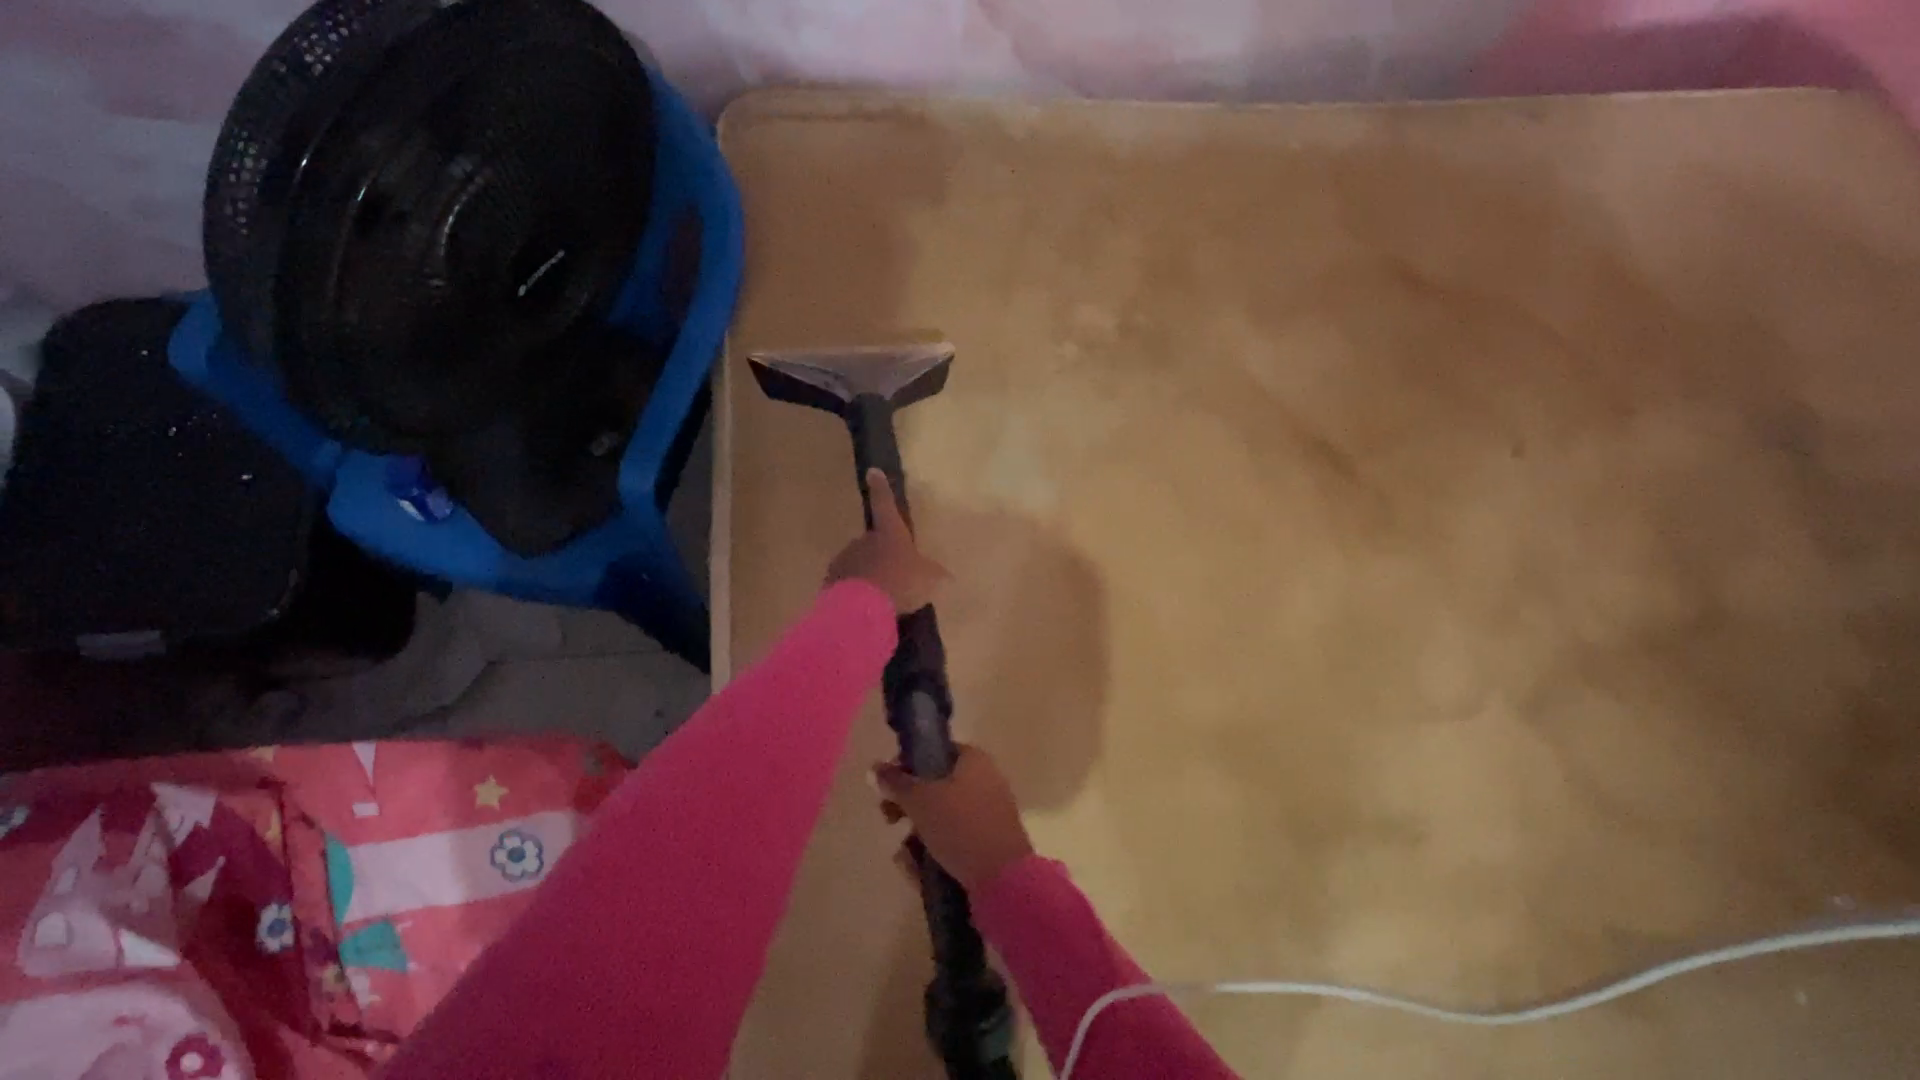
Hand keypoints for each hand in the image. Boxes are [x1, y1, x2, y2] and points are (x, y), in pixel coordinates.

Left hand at [825, 469, 949, 613]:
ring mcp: (845, 560)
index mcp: (889, 532)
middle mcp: (864, 540)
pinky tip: (865, 608)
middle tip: (893, 576)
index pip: (885, 504)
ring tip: (880, 598)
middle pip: (872, 542)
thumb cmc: (900, 583)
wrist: (862, 607)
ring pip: (858, 563)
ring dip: (867, 575)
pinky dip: (855, 592)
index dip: (880, 489)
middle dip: (880, 555)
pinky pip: (847, 584)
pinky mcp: (832, 581)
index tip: (872, 471)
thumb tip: (946, 576)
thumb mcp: (929, 580)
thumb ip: (935, 575)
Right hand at [873, 745, 1035, 890]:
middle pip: (935, 787)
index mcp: (974, 760)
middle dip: (907, 806)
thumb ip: (895, 783)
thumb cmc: (959, 826)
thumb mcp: (919, 800)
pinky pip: (953, 843)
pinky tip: (918, 872)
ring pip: (941, 819)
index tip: (888, 785)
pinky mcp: (988, 845)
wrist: (1002, 878)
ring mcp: (989, 815)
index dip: (907, 765)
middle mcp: (985, 782)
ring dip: (917, 836)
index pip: (935, 751)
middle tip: (890, 819)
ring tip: (906, 856)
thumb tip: (874, 768)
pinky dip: (934, 854)